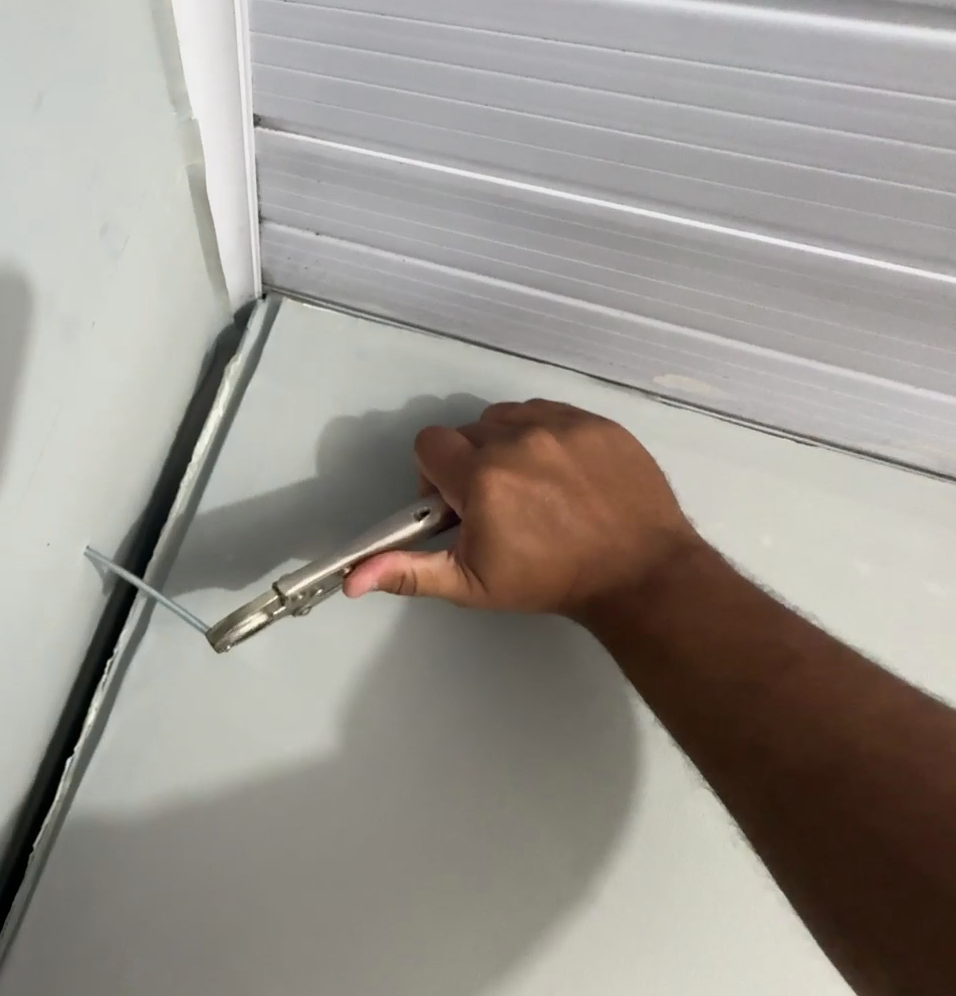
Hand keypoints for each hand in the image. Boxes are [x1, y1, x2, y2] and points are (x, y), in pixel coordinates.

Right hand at [343, 399, 707, 616]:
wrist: (644, 576)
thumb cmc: (546, 581)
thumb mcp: (468, 583)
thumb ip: (406, 572)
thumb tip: (351, 579)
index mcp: (480, 477)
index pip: (428, 444)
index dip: (433, 473)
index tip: (455, 503)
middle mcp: (516, 441)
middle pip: (464, 432)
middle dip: (467, 461)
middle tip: (493, 501)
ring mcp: (562, 427)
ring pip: (504, 418)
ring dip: (502, 444)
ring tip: (526, 483)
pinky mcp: (598, 424)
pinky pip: (547, 412)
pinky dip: (541, 434)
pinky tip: (558, 471)